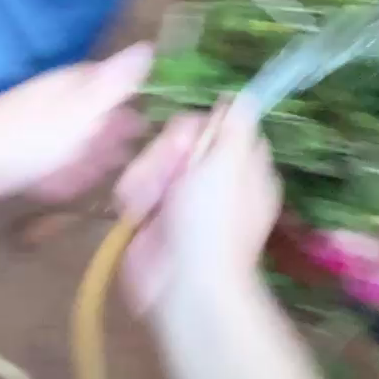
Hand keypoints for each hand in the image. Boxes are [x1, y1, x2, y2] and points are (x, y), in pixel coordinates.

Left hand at [0, 42, 153, 211]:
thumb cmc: (32, 135)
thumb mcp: (82, 107)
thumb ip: (116, 82)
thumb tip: (150, 46)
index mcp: (73, 85)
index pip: (114, 83)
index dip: (136, 100)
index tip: (160, 121)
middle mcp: (57, 103)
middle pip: (97, 117)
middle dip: (115, 136)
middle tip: (141, 157)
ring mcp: (39, 133)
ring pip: (77, 145)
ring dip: (92, 160)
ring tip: (110, 174)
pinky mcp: (24, 161)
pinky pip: (55, 168)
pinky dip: (65, 177)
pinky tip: (70, 189)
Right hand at [114, 96, 279, 310]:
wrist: (180, 283)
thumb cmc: (211, 223)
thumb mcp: (229, 165)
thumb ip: (234, 127)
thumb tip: (246, 95)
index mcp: (240, 167)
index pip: (214, 125)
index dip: (197, 129)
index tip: (189, 142)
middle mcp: (210, 178)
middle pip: (176, 140)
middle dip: (164, 155)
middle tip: (168, 177)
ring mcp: (179, 196)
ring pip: (151, 160)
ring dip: (144, 178)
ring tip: (147, 204)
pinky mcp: (150, 212)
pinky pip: (134, 185)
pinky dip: (132, 196)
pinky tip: (136, 212)